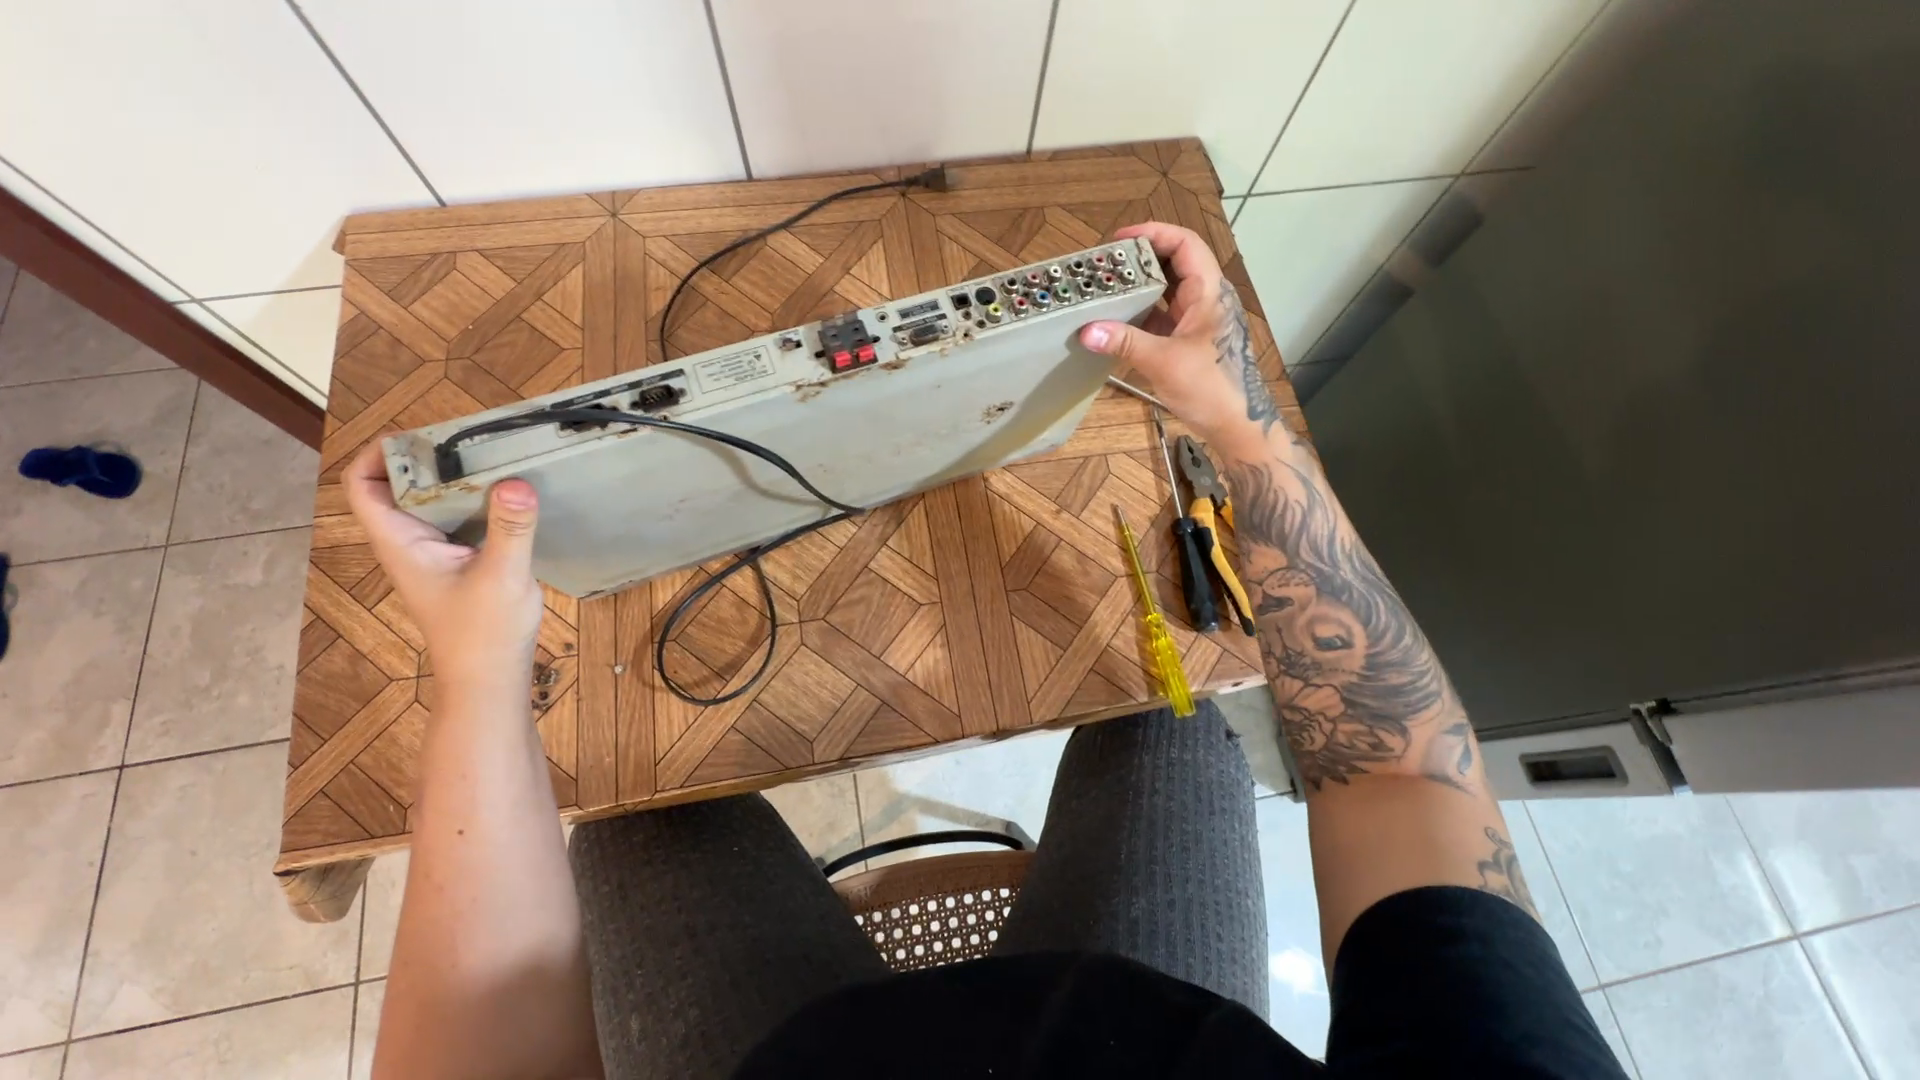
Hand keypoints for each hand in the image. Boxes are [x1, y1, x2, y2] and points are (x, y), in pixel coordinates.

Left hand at [343, 443, 544, 688]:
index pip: (363, 486)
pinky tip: (509, 497)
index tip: (422, 435)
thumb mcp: (502, 577)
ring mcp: (434, 554)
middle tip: (470, 439)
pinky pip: (459, 519)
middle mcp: (410, 543)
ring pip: (432, 503)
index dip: (379, 454)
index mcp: (401, 542)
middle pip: (400, 486)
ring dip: (457, 479)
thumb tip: (517, 482)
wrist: (489, 679)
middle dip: (429, 459)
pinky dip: (477, 501)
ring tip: (493, 459)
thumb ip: (510, 529)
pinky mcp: (459, 563)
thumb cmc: (483, 633)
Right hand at [1079, 222, 1271, 451]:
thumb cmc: (1212, 388)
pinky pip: (1162, 317)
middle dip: (1140, 259)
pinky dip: (1140, 314)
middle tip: (1107, 265)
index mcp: (1210, 292)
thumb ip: (1125, 343)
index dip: (1155, 233)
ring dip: (1139, 288)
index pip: (1185, 244)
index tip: (1121, 239)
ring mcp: (1198, 321)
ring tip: (1106, 288)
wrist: (1239, 425)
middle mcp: (1206, 300)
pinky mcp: (1188, 341)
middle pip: (1174, 263)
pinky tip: (1116, 320)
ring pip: (1167, 291)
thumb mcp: (1164, 362)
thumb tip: (1087, 331)